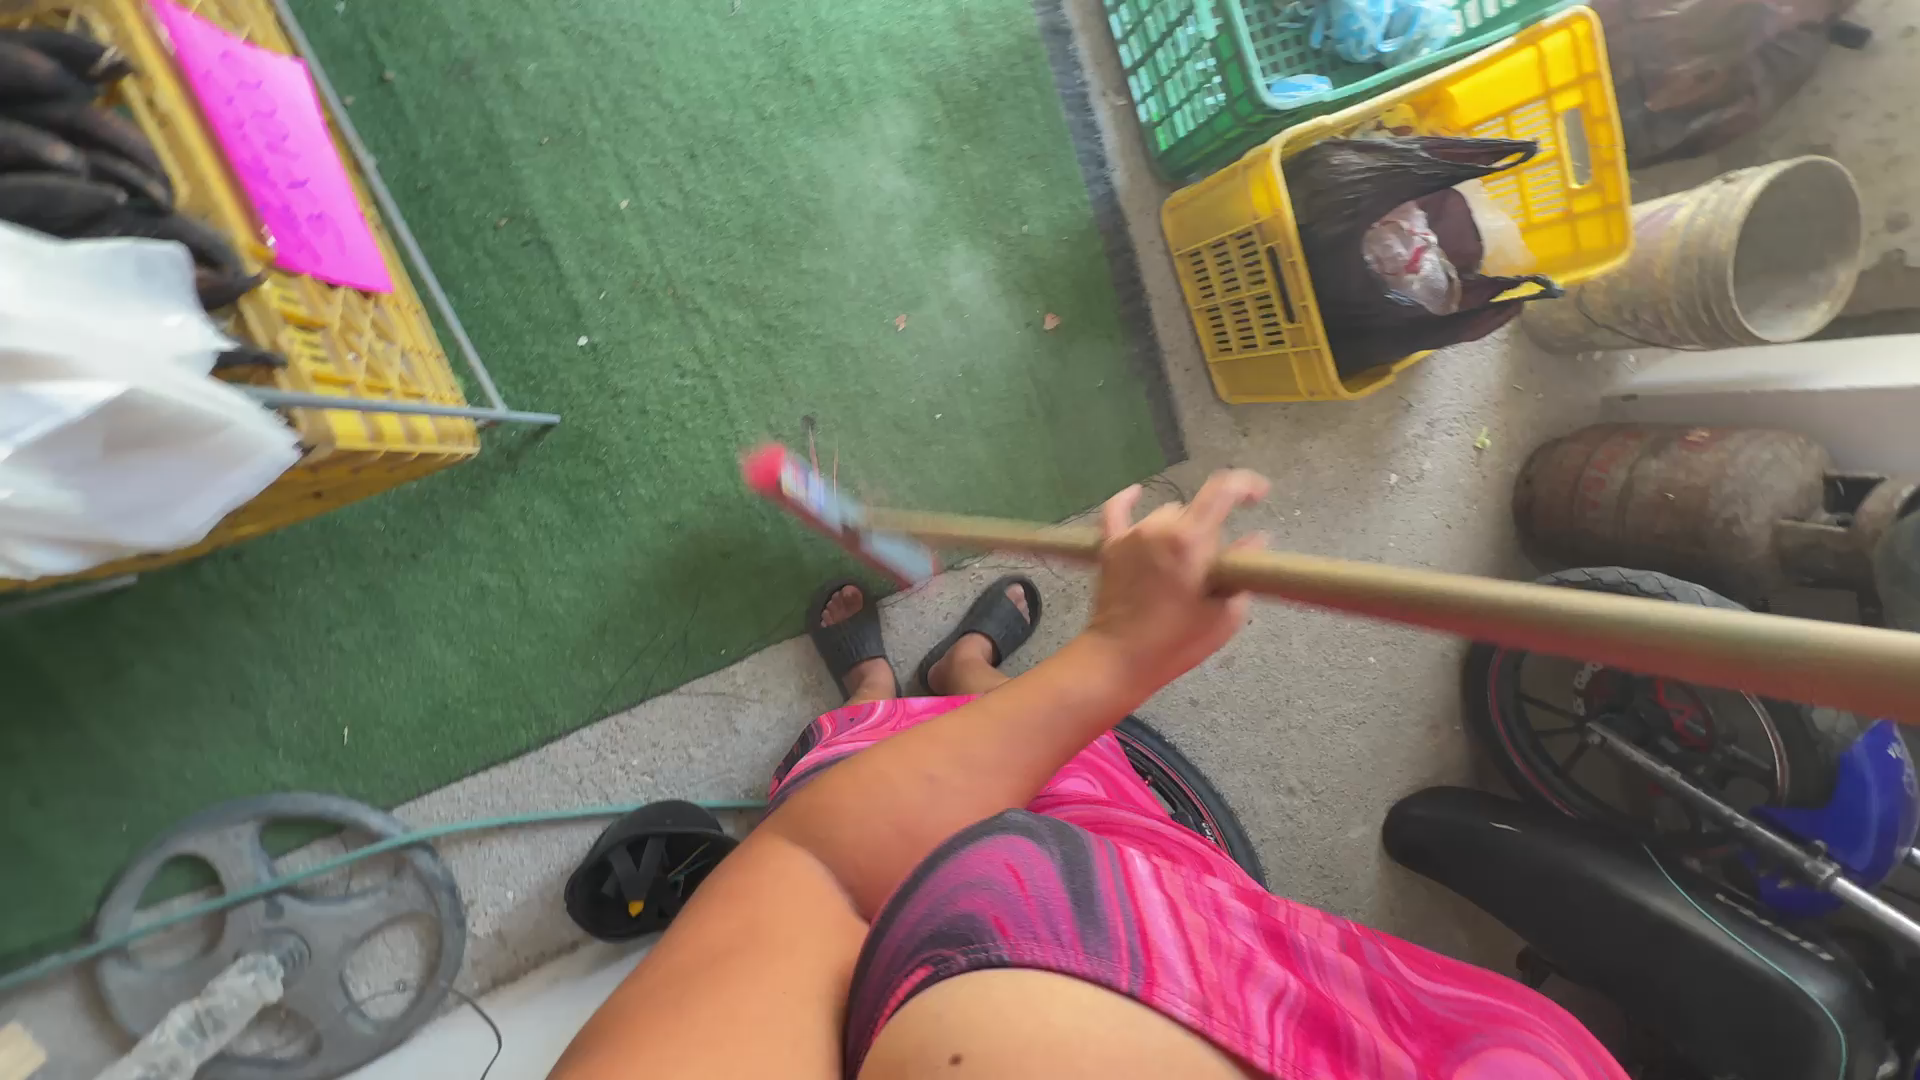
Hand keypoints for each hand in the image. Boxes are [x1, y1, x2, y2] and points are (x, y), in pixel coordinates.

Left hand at [1081, 469, 1269, 693]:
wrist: (1121, 657)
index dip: (1246, 484)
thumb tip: (1256, 539)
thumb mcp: (1225, 613)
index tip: (1260, 495)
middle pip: (1194, 513)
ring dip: (1179, 530)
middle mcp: (1158, 527)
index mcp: (1189, 539)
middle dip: (1209, 533)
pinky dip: (1127, 500)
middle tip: (1212, 569)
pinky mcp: (1109, 548)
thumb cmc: (1177, 641)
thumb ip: (1243, 569)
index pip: (1222, 490)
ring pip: (1164, 516)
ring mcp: (1130, 536)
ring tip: (1181, 563)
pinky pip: (1115, 512)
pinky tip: (1136, 493)